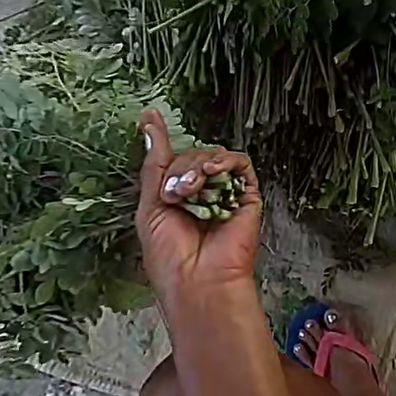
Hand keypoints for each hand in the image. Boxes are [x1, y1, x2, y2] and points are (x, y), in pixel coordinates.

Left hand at [135, 108, 261, 302]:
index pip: (172, 158)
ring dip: (196, 167)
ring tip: (187, 192)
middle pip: (191, 154)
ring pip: (213, 156)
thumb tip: (149, 124)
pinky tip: (211, 173)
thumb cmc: (169, 256)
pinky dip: (224, 161)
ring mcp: (226, 191)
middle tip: (172, 193)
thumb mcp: (149, 206)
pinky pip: (240, 164)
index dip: (160, 136)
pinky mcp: (248, 194)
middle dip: (178, 167)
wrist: (197, 280)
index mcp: (178, 195)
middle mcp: (203, 191)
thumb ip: (154, 165)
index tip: (147, 115)